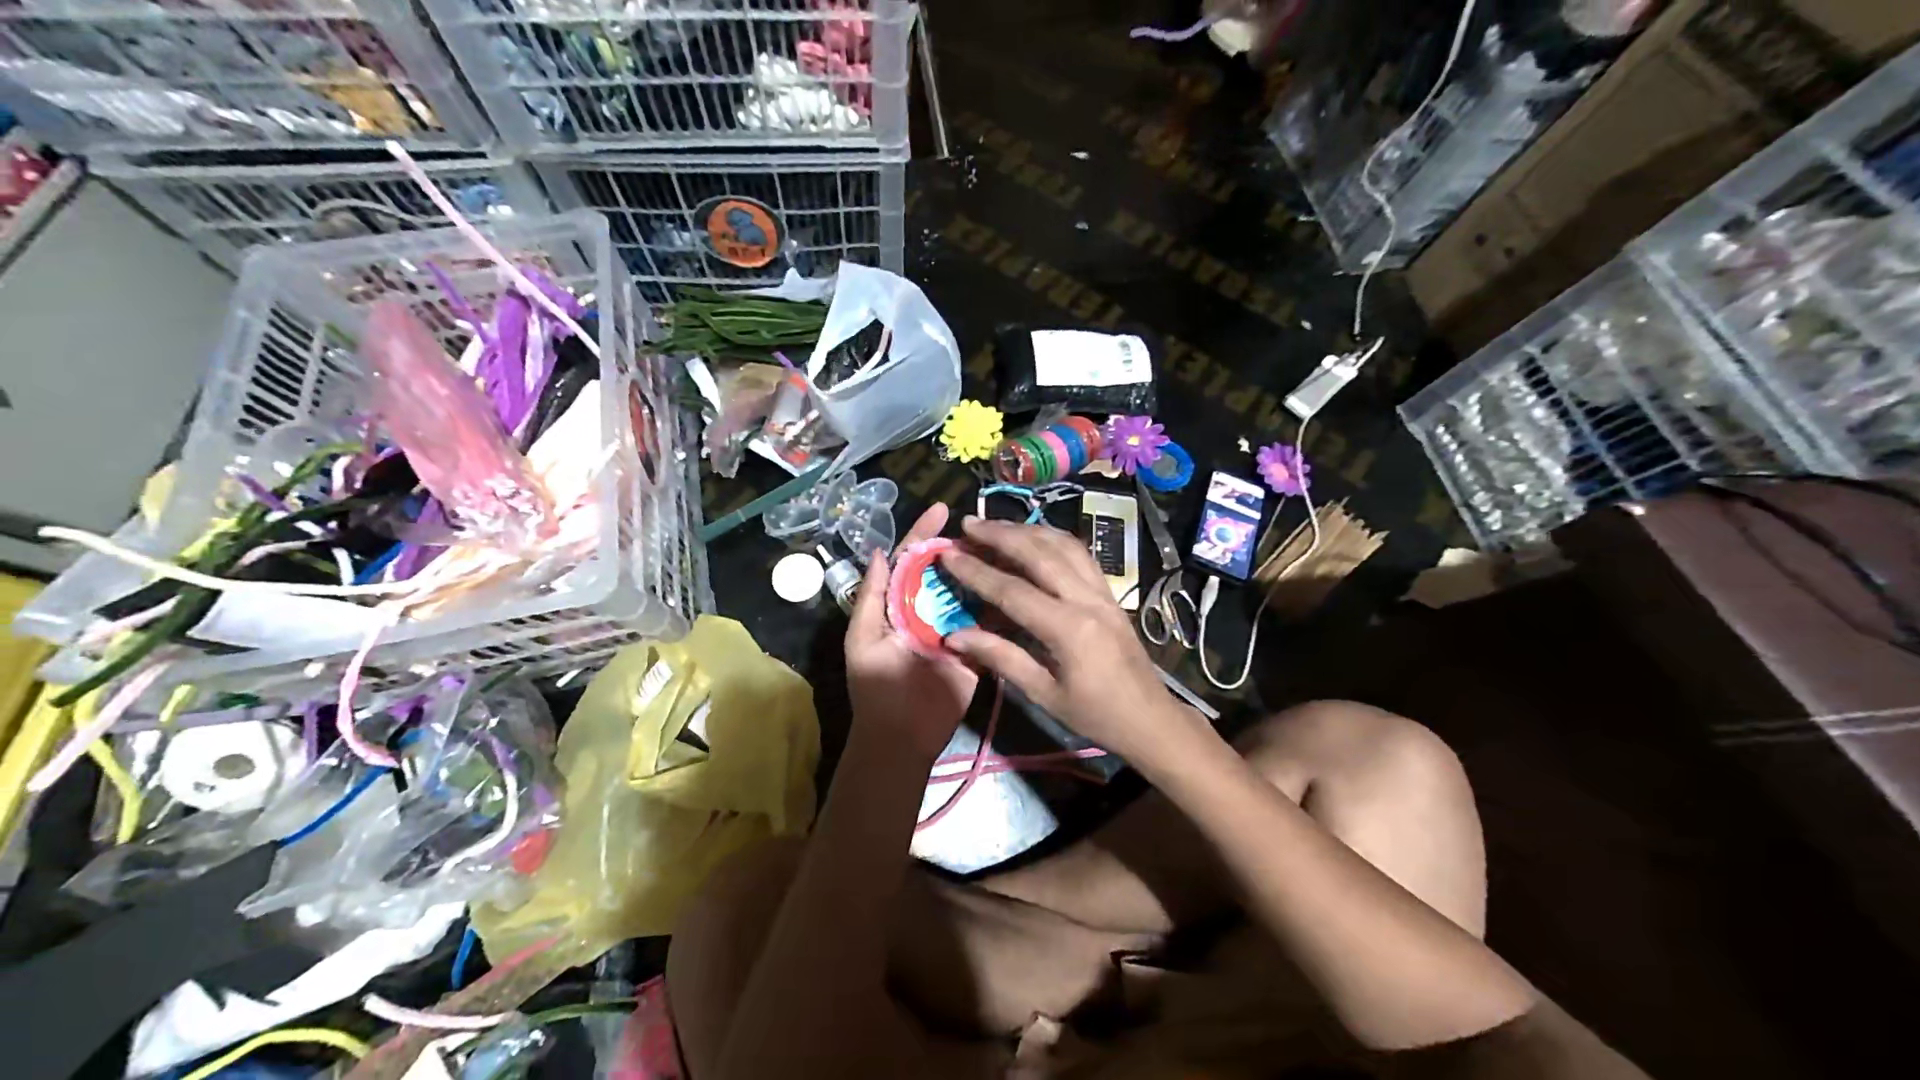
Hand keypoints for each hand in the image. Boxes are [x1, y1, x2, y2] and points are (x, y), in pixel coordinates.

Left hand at [845, 503, 979, 760]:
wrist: (900, 736)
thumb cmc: (875, 686)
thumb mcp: (862, 638)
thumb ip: (871, 595)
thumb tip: (880, 551)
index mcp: (897, 605)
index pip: (910, 561)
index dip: (923, 535)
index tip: (941, 509)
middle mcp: (926, 611)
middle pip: (944, 571)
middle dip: (959, 547)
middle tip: (980, 527)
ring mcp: (952, 629)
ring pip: (968, 591)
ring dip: (981, 569)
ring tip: (1002, 544)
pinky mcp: (974, 648)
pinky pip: (987, 623)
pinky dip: (999, 603)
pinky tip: (1015, 581)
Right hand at [939, 517, 1206, 761]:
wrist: (1149, 718)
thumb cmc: (1094, 714)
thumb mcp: (1043, 694)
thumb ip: (1000, 658)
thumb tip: (954, 636)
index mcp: (1068, 629)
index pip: (1013, 590)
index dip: (976, 571)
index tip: (947, 553)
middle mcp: (1087, 600)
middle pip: (1039, 553)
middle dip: (1001, 534)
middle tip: (968, 522)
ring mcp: (1102, 592)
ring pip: (1063, 545)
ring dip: (1027, 530)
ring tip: (996, 524)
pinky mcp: (1110, 592)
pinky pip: (1080, 553)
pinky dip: (1052, 538)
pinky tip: (1034, 536)